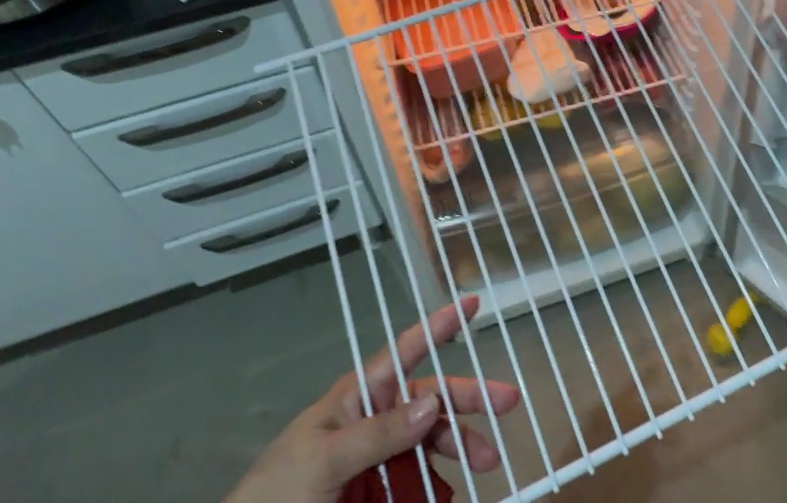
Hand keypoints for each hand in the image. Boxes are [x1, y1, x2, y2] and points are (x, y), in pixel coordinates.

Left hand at [226, 296, 520, 502]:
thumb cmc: (278, 489)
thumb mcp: (324, 458)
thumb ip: (378, 432)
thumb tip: (431, 403)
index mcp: (360, 396)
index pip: (405, 351)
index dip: (439, 326)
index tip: (473, 302)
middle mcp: (378, 419)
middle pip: (432, 400)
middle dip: (470, 400)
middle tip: (508, 404)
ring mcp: (383, 456)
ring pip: (435, 441)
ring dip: (462, 447)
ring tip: (487, 465)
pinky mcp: (385, 490)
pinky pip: (423, 480)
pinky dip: (444, 485)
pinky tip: (453, 493)